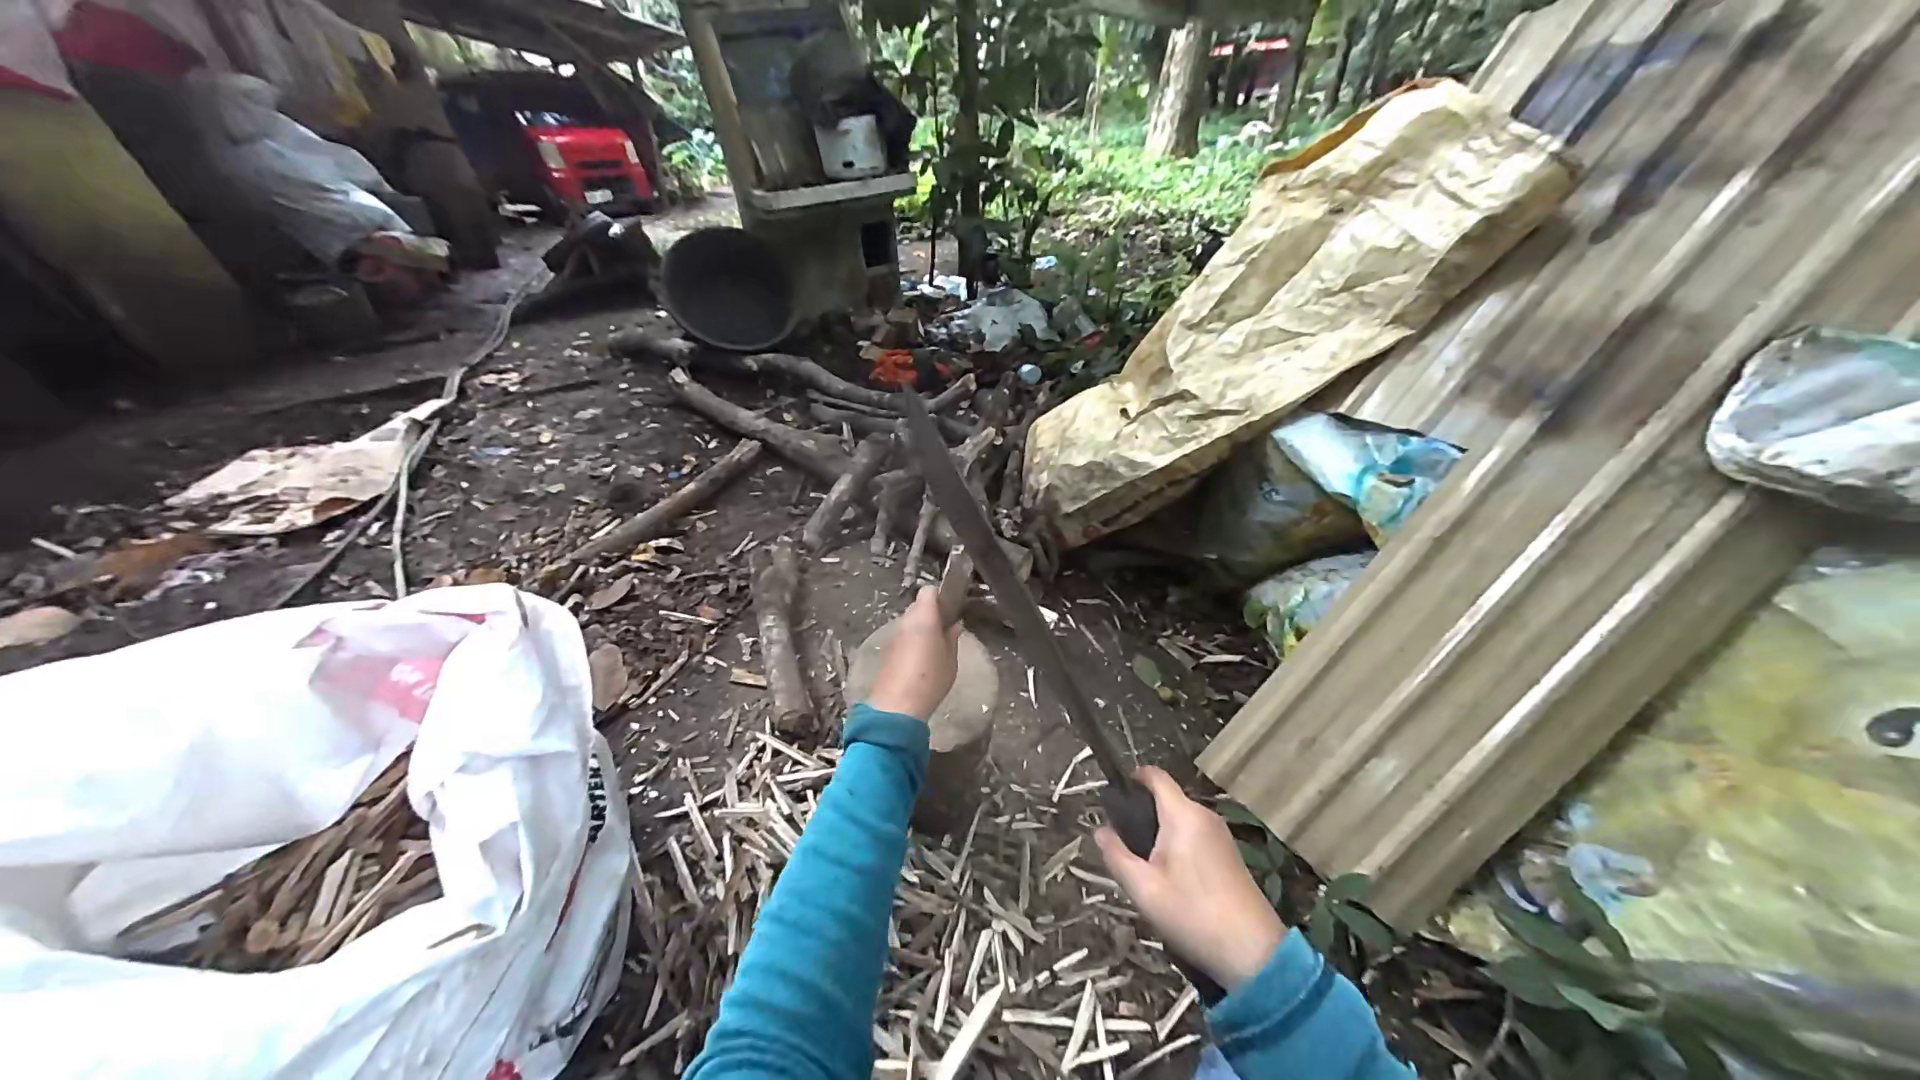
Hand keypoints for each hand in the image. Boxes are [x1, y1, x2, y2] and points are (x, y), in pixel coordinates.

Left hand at [864, 586, 962, 721]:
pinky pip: (903, 637)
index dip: (941, 596)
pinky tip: (920, 661)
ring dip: (921, 629)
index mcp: (923, 617)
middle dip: (932, 614)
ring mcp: (893, 635)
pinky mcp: (886, 650)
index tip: (951, 610)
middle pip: (919, 607)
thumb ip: (952, 638)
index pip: (929, 591)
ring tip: (935, 649)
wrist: (897, 707)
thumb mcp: (951, 660)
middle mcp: (905, 621)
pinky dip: (912, 641)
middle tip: (947, 632)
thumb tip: (954, 625)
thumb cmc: (930, 680)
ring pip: (910, 622)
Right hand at [1095, 767, 1286, 991]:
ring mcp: (1222, 836)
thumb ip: (1116, 855)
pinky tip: (1172, 880)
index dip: (1134, 777)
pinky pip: (1196, 836)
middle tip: (1124, 846)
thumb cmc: (1192, 914)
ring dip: (1160, 834)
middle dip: (1143, 814)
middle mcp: (1205, 816)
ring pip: (1181, 821)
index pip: (1156, 776)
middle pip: (1167, 800)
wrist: (1254, 954)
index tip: (1115, 795)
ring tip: (1145, 868)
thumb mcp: (1143, 888)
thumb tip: (1100, 830)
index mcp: (1183, 815)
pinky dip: (1178, 846)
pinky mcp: (1230, 855)